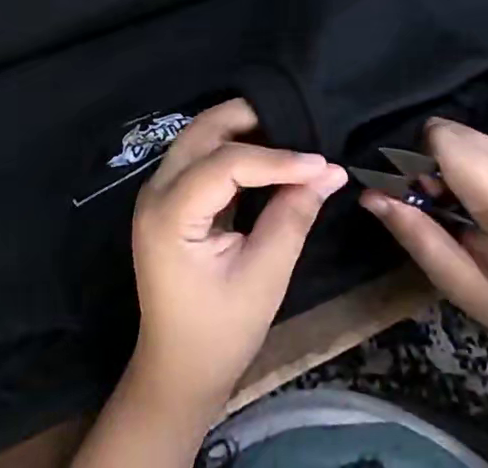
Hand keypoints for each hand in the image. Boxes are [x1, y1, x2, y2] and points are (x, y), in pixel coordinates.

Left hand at [128, 99, 347, 405]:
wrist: (178, 368)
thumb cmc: (220, 331)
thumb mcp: (264, 276)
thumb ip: (293, 215)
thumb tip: (331, 170)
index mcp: (170, 216)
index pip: (226, 163)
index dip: (277, 158)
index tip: (321, 162)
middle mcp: (156, 191)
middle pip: (205, 130)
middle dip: (254, 119)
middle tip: (303, 123)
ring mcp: (160, 191)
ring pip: (202, 134)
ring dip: (245, 127)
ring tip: (292, 133)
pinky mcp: (173, 196)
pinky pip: (204, 153)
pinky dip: (237, 145)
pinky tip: (270, 151)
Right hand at [360, 119, 487, 366]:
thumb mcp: (461, 283)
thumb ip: (414, 233)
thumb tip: (369, 195)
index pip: (440, 138)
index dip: (413, 161)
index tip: (413, 200)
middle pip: (448, 130)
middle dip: (426, 160)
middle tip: (431, 208)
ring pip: (463, 132)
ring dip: (445, 161)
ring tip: (452, 209)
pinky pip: (482, 142)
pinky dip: (464, 162)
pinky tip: (472, 204)